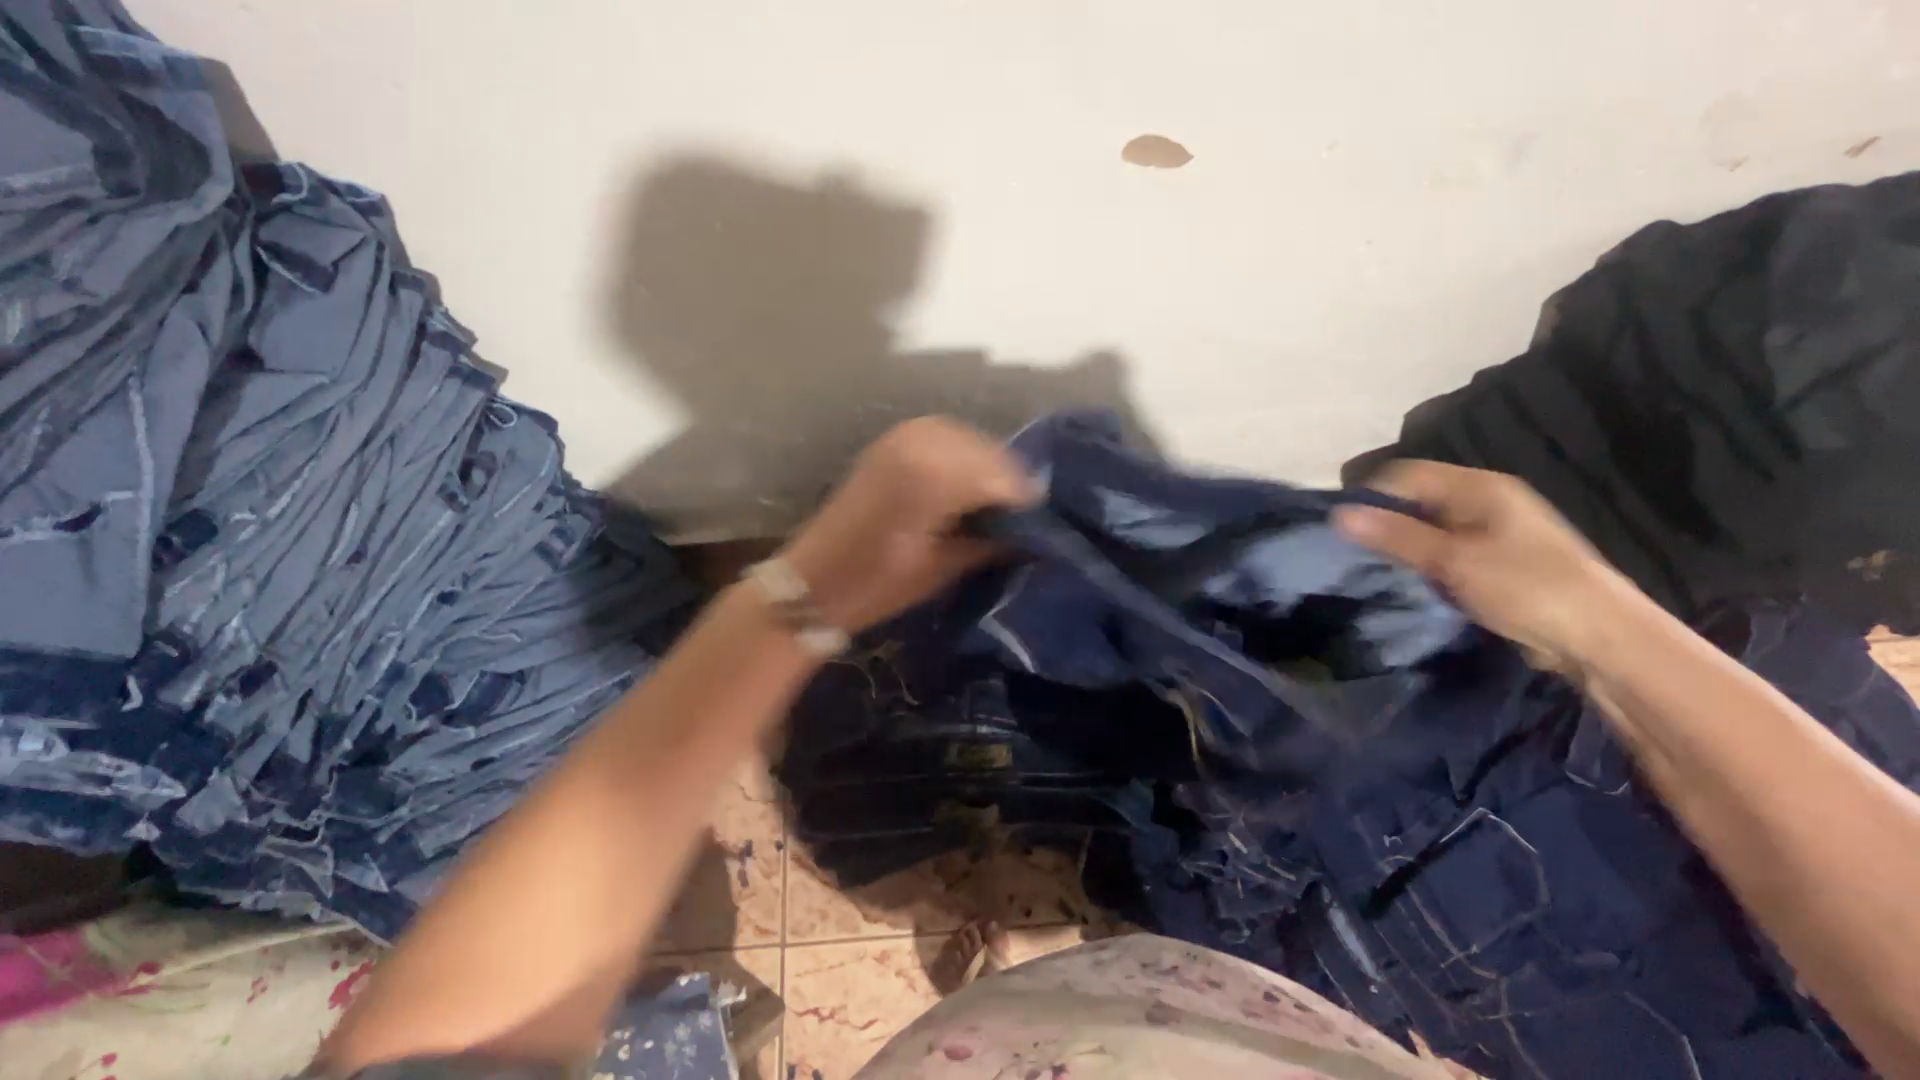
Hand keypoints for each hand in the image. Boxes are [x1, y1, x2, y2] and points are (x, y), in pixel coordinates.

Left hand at [779, 417, 1037, 633]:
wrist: (811, 582)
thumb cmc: (875, 585)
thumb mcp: (941, 568)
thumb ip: (990, 540)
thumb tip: (1030, 533)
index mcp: (933, 475)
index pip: (1004, 478)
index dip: (1024, 503)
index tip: (1037, 528)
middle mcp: (921, 441)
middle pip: (990, 453)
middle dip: (1007, 483)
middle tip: (1018, 519)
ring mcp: (904, 436)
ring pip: (970, 441)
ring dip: (986, 468)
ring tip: (993, 506)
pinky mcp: (892, 441)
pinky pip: (945, 438)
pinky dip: (962, 459)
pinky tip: (965, 488)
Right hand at [1332, 461, 1649, 666]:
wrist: (1599, 638)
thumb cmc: (1526, 587)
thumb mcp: (1453, 560)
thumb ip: (1395, 535)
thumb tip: (1338, 515)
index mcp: (1479, 487)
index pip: (1406, 474)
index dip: (1372, 496)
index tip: (1343, 531)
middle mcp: (1484, 502)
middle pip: (1416, 501)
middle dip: (1385, 524)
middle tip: (1354, 555)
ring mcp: (1493, 533)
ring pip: (1429, 530)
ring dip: (1404, 549)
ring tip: (1376, 573)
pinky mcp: (1496, 564)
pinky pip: (1446, 555)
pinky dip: (1425, 566)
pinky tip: (1411, 585)